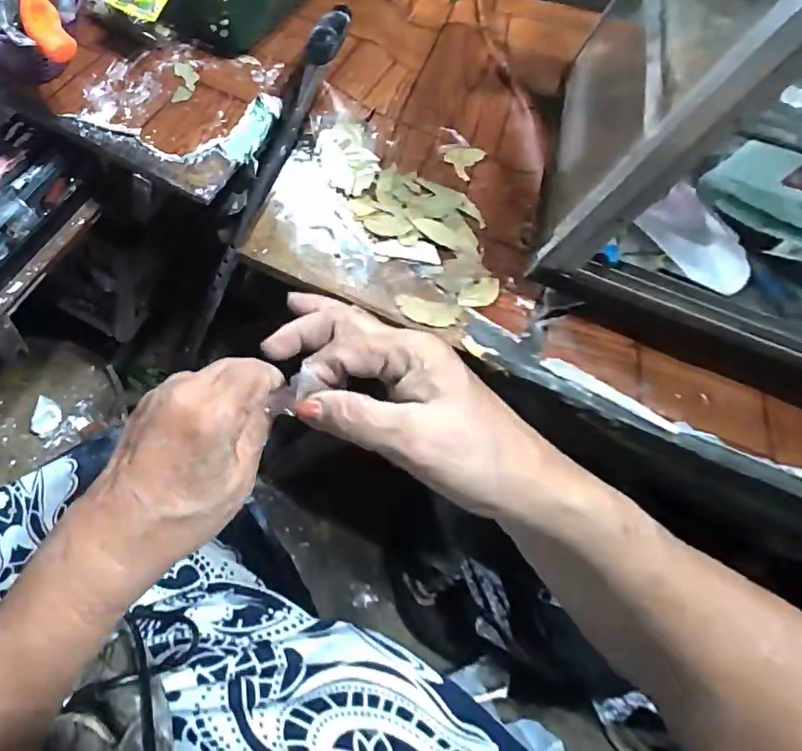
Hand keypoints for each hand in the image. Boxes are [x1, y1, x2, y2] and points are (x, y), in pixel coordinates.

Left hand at [75, 357, 282, 575]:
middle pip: (229, 365)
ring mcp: (161, 390)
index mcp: (210, 409)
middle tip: (258, 412)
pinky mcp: (146, 398)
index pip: (252, 369)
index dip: (271, 381)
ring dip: (224, 388)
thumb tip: (267, 403)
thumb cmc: (187, 513)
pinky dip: (201, 396)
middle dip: (248, 382)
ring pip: (206, 373)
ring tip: (227, 425)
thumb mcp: (238, 479)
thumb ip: (256, 431)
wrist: (122, 521)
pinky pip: (186, 385)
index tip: (277, 402)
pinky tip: (200, 427)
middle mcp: (184, 388)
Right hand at [261, 293, 594, 524]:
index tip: (295, 404)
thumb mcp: (410, 441)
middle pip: (347, 322)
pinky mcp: (414, 383)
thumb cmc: (475, 460)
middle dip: (306, 327)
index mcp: (410, 350)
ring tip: (289, 313)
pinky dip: (337, 349)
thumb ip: (351, 416)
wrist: (531, 488)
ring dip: (321, 326)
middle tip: (270, 345)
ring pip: (356, 333)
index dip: (315, 372)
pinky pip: (365, 356)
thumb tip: (297, 402)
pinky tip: (325, 352)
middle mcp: (409, 346)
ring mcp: (413, 363)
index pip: (344, 348)